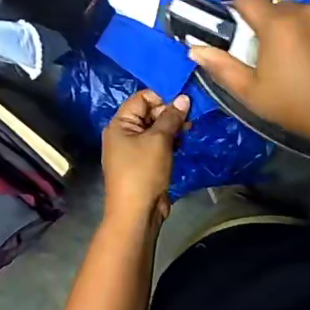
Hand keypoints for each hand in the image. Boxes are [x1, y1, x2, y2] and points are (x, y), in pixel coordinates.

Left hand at [101, 89, 188, 221]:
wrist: (136, 212)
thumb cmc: (143, 171)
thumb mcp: (159, 140)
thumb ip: (171, 117)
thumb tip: (184, 97)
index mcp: (119, 124)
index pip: (141, 98)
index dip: (162, 97)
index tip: (184, 102)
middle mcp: (123, 134)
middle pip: (148, 113)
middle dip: (170, 113)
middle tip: (191, 118)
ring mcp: (132, 150)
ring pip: (155, 130)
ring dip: (172, 128)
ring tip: (189, 130)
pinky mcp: (143, 163)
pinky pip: (157, 145)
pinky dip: (170, 142)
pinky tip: (183, 143)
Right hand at [187, 0, 309, 153]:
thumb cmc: (302, 106)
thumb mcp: (254, 94)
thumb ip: (223, 68)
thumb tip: (196, 49)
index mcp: (276, 23)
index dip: (239, 9)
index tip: (241, 30)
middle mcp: (306, 9)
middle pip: (279, 7)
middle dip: (273, 25)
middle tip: (276, 58)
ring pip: (307, 14)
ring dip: (302, 29)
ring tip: (308, 62)